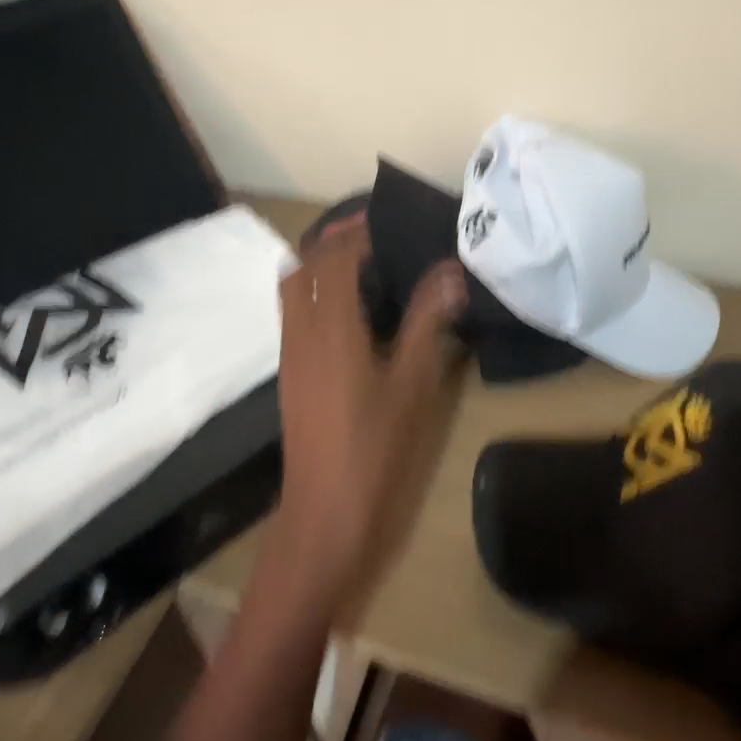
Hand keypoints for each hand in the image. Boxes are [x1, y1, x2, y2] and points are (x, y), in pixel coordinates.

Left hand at [268, 214, 467, 602]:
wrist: (326, 516)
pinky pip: (296, 316)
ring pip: (293, 291)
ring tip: (368, 270)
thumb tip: (450, 270)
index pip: (334, 257)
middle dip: (334, 243)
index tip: (393, 224)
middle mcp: (301, 333)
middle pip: (304, 266)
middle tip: (377, 240)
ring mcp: (290, 356)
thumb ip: (428, 322)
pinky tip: (355, 317)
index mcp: (331, 328)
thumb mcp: (413, 385)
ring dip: (322, 269)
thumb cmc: (376, 450)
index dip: (359, 232)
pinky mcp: (290, 378)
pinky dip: (318, 297)